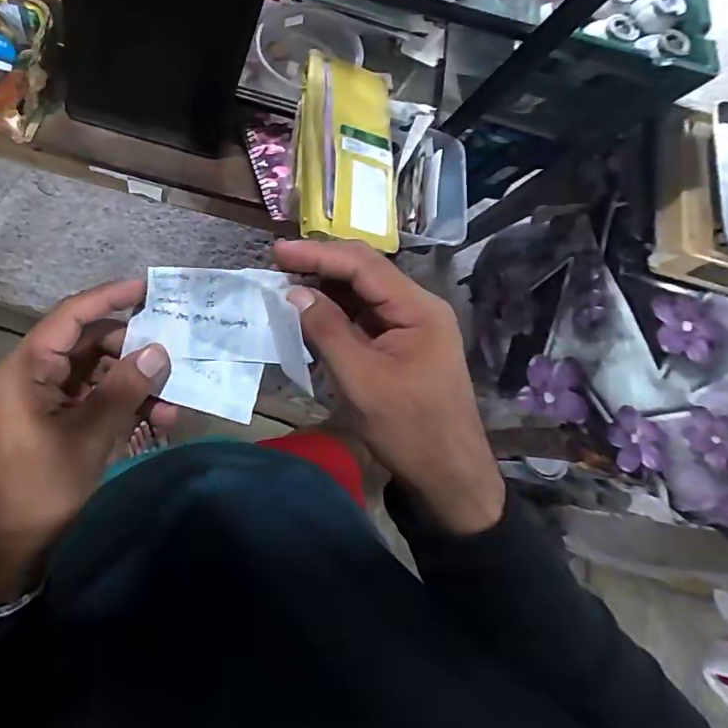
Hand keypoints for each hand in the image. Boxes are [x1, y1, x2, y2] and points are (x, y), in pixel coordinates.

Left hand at [0, 279, 174, 604]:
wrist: (8, 547)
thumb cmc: (38, 487)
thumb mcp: (85, 437)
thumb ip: (122, 390)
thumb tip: (158, 351)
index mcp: (29, 367)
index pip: (72, 316)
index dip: (109, 297)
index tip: (147, 287)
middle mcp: (39, 373)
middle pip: (92, 342)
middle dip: (134, 350)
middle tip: (174, 357)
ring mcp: (52, 397)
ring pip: (101, 371)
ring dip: (137, 382)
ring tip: (172, 402)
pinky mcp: (64, 419)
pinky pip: (100, 397)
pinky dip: (128, 403)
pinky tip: (158, 418)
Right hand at [274, 240, 503, 534]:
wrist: (449, 476)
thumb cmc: (408, 428)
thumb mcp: (360, 379)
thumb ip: (326, 330)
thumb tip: (294, 293)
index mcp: (418, 309)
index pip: (363, 265)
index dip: (318, 254)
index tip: (278, 251)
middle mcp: (418, 307)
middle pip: (365, 272)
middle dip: (321, 265)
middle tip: (278, 265)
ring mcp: (412, 326)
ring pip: (362, 294)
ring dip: (326, 290)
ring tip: (286, 288)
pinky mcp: (402, 344)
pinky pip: (364, 318)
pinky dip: (336, 315)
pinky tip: (310, 318)